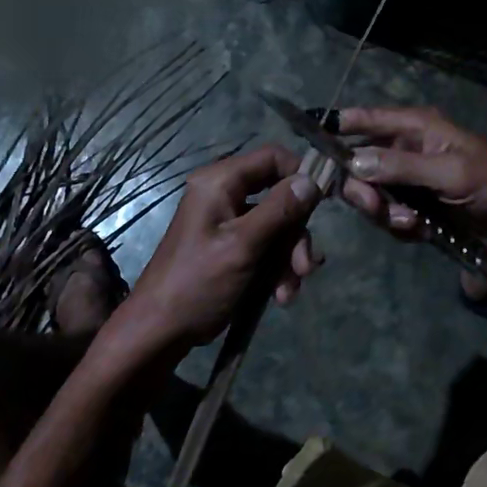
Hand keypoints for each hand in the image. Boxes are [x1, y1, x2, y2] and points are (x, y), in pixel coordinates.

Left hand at [106, 145, 324, 357]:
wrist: (162, 329)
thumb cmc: (198, 282)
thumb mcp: (243, 245)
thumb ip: (279, 210)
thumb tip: (313, 180)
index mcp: (220, 182)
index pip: (272, 157)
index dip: (300, 176)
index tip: (324, 203)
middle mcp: (225, 195)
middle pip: (280, 196)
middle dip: (296, 234)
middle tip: (304, 267)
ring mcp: (229, 223)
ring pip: (278, 227)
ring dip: (289, 259)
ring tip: (288, 290)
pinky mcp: (234, 248)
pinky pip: (267, 248)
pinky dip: (278, 269)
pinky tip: (280, 296)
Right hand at [332, 106, 486, 300]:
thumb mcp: (452, 172)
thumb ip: (401, 168)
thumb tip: (353, 162)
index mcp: (416, 128)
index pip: (367, 120)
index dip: (338, 125)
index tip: (310, 137)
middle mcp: (405, 152)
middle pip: (359, 163)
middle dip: (360, 186)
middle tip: (371, 205)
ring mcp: (408, 183)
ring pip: (370, 194)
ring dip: (381, 210)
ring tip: (407, 221)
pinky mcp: (413, 210)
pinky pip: (387, 216)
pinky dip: (398, 225)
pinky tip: (418, 229)